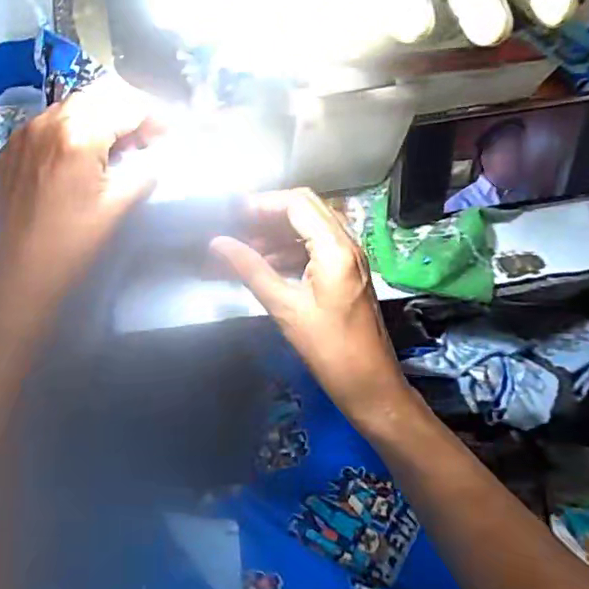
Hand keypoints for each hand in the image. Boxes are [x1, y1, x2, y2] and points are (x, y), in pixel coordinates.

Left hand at [0, 77, 158, 315]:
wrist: (22, 273)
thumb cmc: (75, 242)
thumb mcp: (119, 204)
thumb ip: (142, 169)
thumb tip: (152, 154)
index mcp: (77, 133)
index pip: (125, 106)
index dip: (153, 116)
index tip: (168, 133)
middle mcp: (46, 122)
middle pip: (97, 98)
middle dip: (124, 111)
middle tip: (143, 138)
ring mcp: (22, 134)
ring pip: (69, 107)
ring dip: (96, 117)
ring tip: (112, 146)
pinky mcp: (9, 150)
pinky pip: (45, 125)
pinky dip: (67, 130)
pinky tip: (78, 155)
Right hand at [210, 189, 418, 429]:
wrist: (371, 384)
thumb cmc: (329, 348)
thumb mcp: (285, 307)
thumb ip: (251, 269)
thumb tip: (218, 244)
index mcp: (335, 248)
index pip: (297, 204)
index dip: (262, 203)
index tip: (233, 215)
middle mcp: (347, 245)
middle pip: (306, 208)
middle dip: (268, 214)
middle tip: (236, 226)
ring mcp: (349, 258)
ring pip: (310, 227)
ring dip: (278, 231)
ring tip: (244, 246)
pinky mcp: (346, 272)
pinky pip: (316, 246)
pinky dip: (289, 247)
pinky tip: (265, 263)